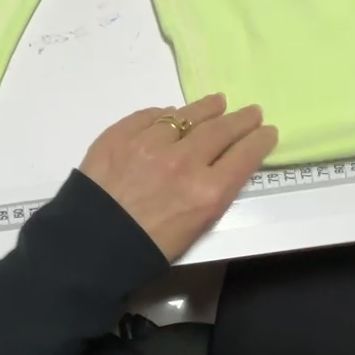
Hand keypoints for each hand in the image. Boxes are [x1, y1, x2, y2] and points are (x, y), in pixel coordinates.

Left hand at [79, 93, 278, 260]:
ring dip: (205, 109)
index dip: (260, 140)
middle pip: (221, 130)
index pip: (245, 155)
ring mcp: (150, 143)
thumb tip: (213, 164)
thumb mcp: (193, 231)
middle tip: (250, 112)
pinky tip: (170, 114)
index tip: (267, 131)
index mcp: (207, 192)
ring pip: (186, 115)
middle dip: (240, 120)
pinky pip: (149, 116)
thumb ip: (209, 195)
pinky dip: (164, 115)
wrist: (87, 248)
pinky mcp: (120, 135)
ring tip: (216, 103)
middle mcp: (185, 161)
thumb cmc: (143, 251)